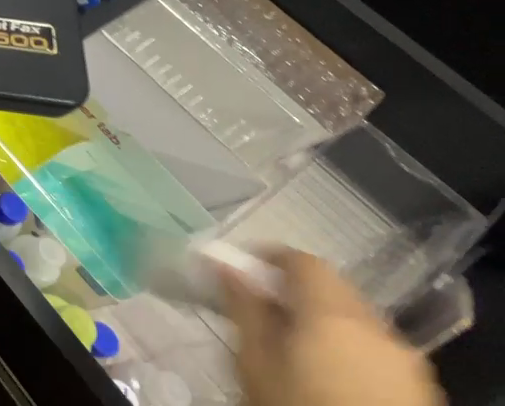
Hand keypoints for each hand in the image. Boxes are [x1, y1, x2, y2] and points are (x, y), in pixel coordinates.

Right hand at [223, 249, 444, 405]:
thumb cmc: (298, 404)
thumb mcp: (256, 361)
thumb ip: (244, 308)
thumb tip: (227, 266)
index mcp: (334, 315)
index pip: (305, 262)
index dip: (271, 256)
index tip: (242, 264)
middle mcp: (378, 329)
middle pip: (335, 290)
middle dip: (297, 290)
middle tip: (262, 304)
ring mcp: (407, 362)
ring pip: (358, 321)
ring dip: (324, 319)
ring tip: (294, 342)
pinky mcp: (420, 389)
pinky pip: (377, 349)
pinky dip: (349, 346)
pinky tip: (329, 371)